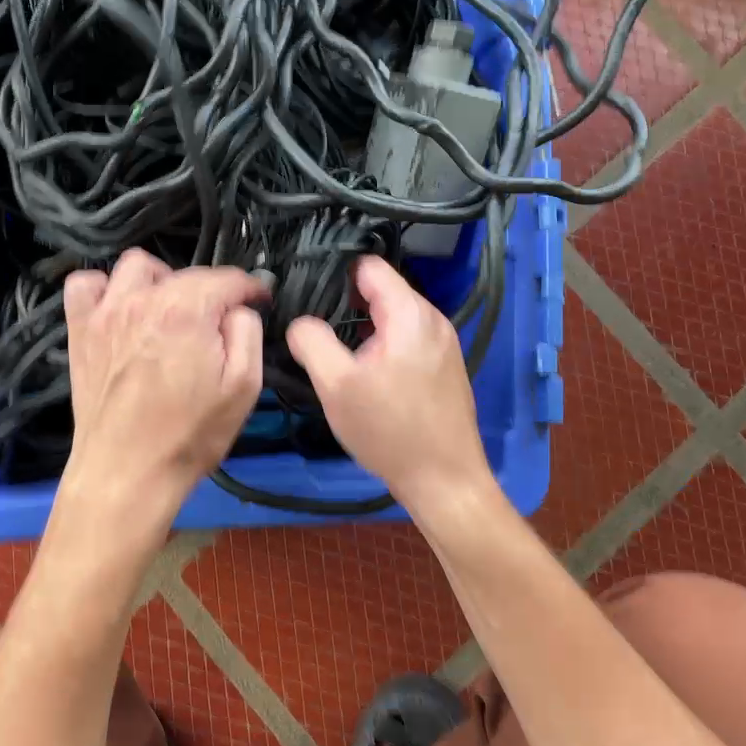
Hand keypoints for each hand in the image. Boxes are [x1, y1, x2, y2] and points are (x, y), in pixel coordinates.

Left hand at [59, 250, 266, 528]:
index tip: (258, 302)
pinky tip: (120, 308)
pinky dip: (105, 288)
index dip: (250, 289)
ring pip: (135, 266)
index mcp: (187, 310)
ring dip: (159, 280)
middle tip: (217, 324)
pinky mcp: (80, 331)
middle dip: (209, 291)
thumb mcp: (243, 387)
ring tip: (170, 310)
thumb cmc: (189, 436)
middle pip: (185, 273)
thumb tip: (238, 309)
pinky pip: (85, 285)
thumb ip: (247, 333)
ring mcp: (106, 312)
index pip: (227, 278)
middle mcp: (143, 299)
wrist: (127, 474)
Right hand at [286, 256, 492, 508]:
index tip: (307, 293)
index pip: (368, 266)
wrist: (445, 480)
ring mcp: (444, 343)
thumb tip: (300, 322)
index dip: (334, 274)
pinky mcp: (445, 367)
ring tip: (335, 352)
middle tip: (314, 328)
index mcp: (409, 313)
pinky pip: (407, 340)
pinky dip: (383, 346)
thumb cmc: (388, 430)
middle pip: (382, 291)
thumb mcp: (335, 385)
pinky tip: (365, 374)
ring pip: (393, 318)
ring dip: (364, 329)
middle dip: (346, 304)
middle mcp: (433, 319)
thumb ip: (311, 341)